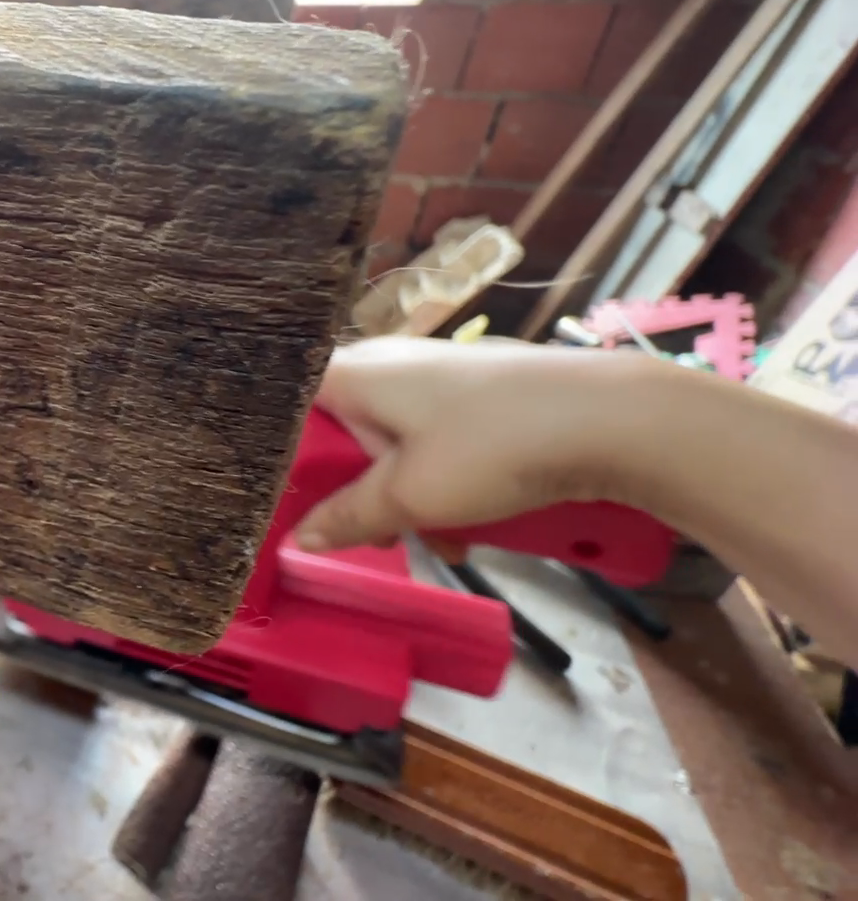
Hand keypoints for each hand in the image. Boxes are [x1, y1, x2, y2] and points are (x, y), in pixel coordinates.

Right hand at [293, 337, 650, 551]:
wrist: (623, 418)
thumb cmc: (490, 447)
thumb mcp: (410, 496)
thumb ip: (347, 518)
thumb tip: (297, 542)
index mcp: (348, 373)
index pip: (284, 406)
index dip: (279, 452)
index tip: (288, 496)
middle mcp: (381, 360)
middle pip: (337, 427)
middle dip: (351, 486)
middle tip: (372, 532)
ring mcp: (430, 368)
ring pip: (387, 435)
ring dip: (400, 490)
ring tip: (436, 539)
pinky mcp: (473, 384)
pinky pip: (429, 431)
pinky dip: (437, 472)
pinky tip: (470, 518)